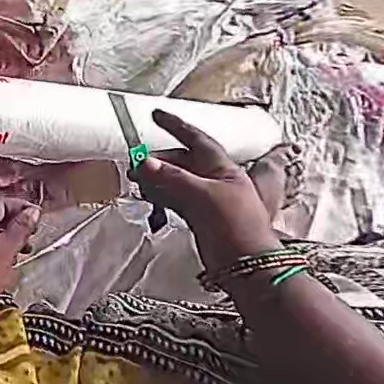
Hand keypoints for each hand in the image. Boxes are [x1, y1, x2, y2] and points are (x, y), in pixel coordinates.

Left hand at [0, 196, 38, 317]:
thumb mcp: (7, 248)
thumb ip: (21, 228)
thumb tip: (33, 211)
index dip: (20, 206)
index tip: (37, 216)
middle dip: (16, 224)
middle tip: (32, 236)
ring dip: (10, 240)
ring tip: (24, 251)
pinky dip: (1, 252)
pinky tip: (9, 265)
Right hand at [135, 110, 279, 264]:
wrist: (247, 267)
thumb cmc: (236, 227)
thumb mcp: (204, 196)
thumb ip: (172, 177)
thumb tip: (144, 161)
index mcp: (224, 170)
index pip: (197, 140)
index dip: (176, 126)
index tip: (157, 115)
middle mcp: (215, 181)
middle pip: (180, 162)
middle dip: (157, 160)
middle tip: (135, 163)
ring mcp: (206, 199)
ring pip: (174, 180)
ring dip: (155, 179)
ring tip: (137, 181)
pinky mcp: (198, 217)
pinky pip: (173, 198)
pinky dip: (159, 195)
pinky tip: (148, 196)